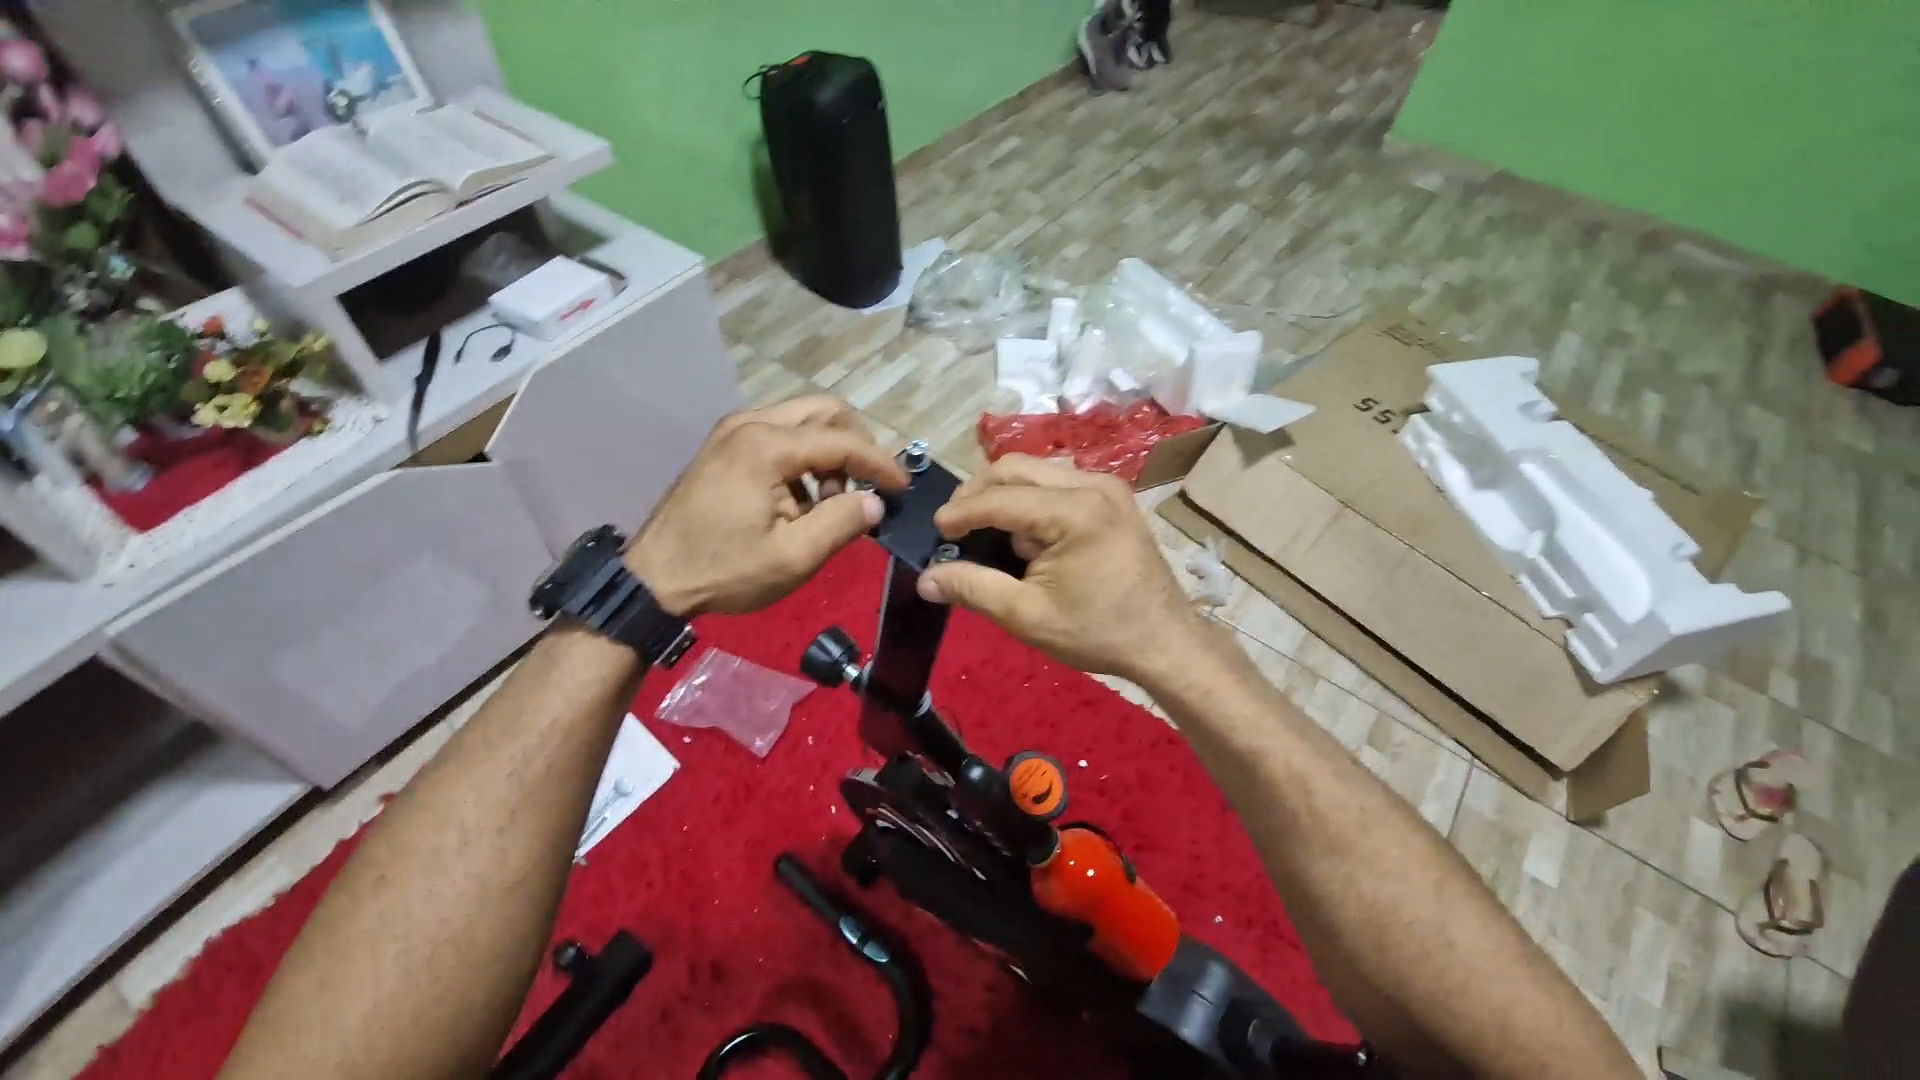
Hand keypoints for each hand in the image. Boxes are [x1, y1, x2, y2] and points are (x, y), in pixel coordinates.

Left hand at [627, 395, 908, 616]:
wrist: (653, 579)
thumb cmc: (723, 570)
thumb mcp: (792, 557)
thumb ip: (841, 523)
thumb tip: (875, 503)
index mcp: (766, 446)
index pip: (842, 440)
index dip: (881, 464)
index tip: (904, 489)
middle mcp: (750, 424)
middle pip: (825, 411)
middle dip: (856, 445)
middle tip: (868, 487)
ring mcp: (733, 431)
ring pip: (802, 419)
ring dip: (829, 452)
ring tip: (830, 502)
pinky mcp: (725, 446)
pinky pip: (780, 434)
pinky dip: (804, 457)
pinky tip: (801, 499)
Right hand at [916, 455, 1209, 684]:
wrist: (1165, 641)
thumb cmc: (1098, 632)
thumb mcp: (1027, 616)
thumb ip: (973, 589)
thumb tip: (925, 579)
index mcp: (1074, 511)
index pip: (1000, 497)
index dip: (960, 512)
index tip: (935, 532)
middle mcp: (1092, 484)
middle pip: (1016, 467)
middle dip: (979, 493)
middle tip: (954, 526)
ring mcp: (1107, 486)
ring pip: (1037, 471)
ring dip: (1005, 494)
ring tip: (986, 533)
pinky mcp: (1113, 497)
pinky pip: (1058, 483)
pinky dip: (1031, 500)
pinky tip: (1024, 535)